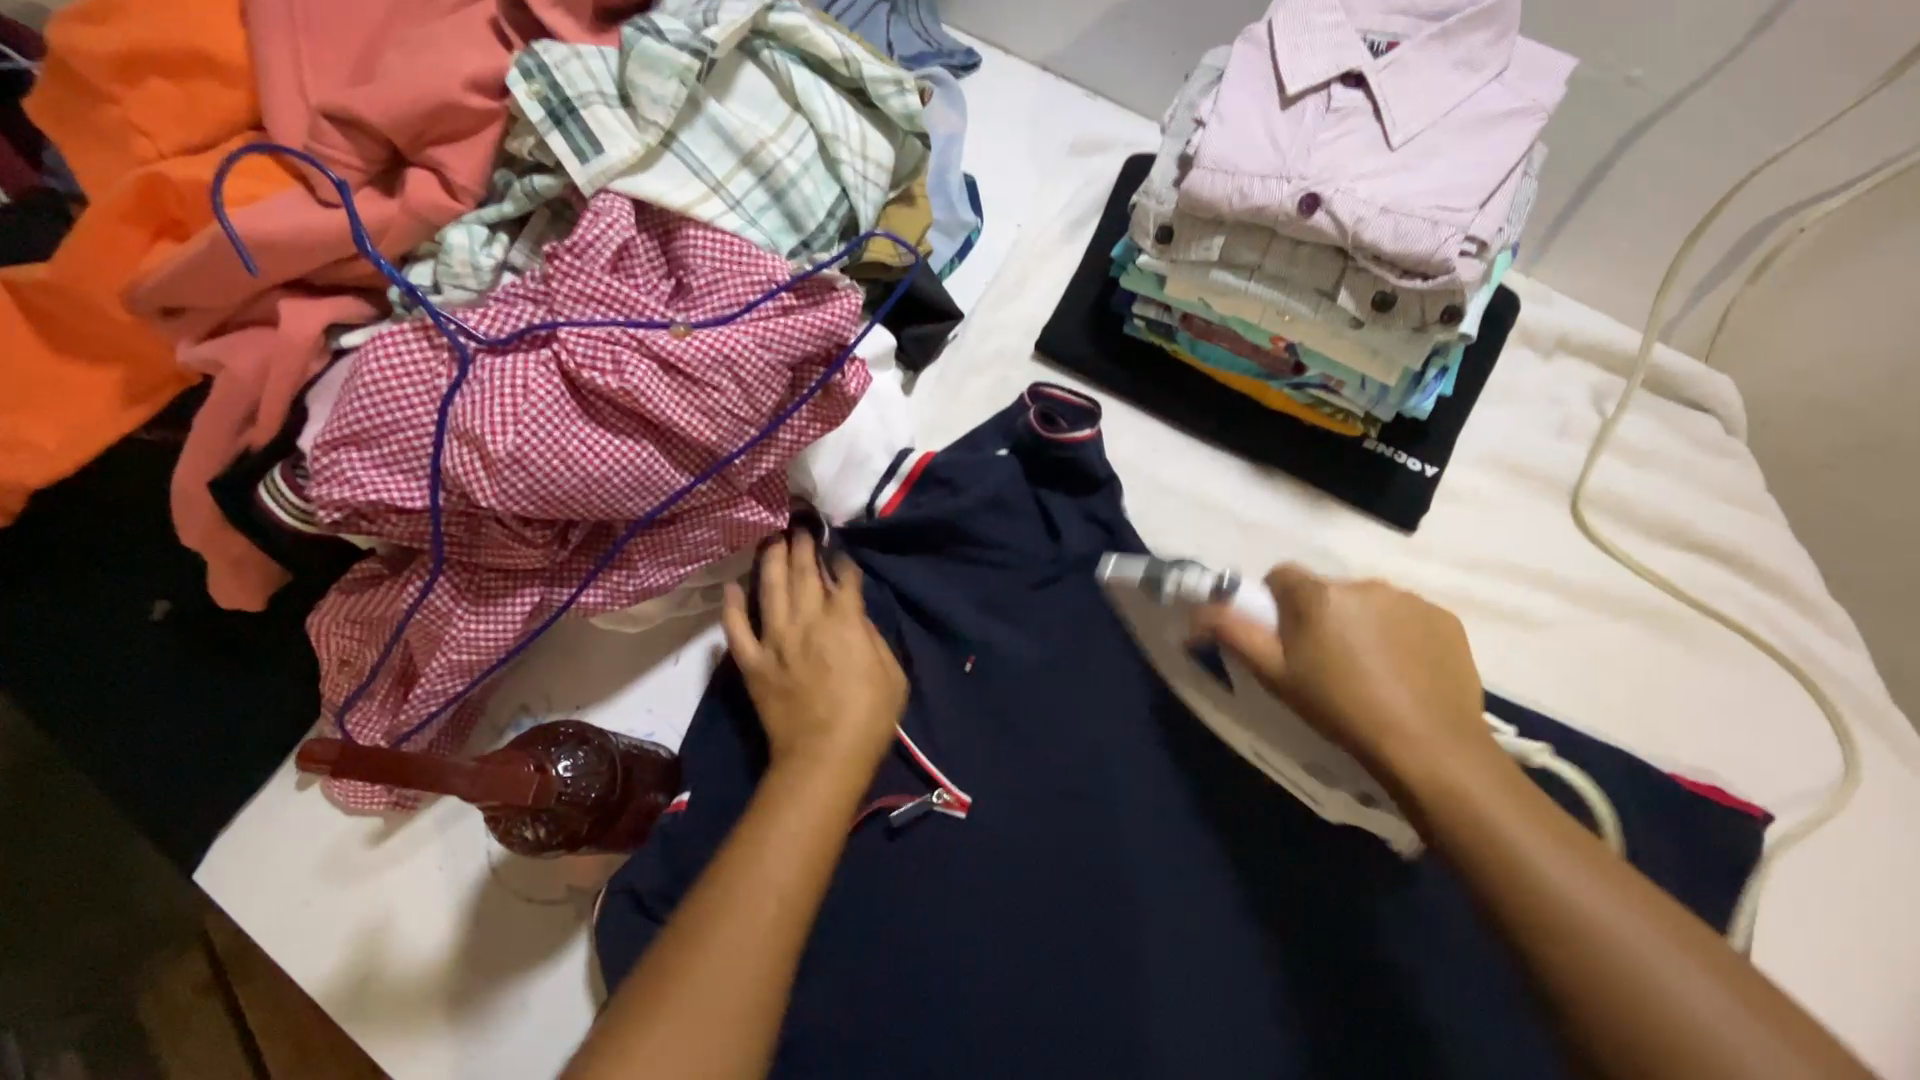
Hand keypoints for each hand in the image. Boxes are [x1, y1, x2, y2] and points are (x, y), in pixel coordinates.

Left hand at [722, 532, 906, 778]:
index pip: (843, 579)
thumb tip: (855, 616)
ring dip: (770, 559)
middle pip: (803, 573)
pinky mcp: (752, 662)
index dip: (843, 562)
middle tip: (800, 526)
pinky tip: (733, 586)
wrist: (824, 757)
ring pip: (769, 588)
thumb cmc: (869, 718)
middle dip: (803, 546)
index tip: (840, 552)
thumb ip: (872, 637)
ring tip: (771, 539)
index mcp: (844, 621)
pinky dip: (733, 606)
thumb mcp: (892, 674)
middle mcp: (806, 621)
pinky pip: (736, 629)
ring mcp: (774, 640)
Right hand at [1191, 564, 1494, 782]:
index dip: (1274, 605)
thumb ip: (1233, 633)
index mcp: (1317, 595)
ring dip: (1360, 626)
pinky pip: (1408, 618)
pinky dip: (1400, 637)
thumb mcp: (1275, 676)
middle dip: (1319, 617)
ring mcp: (1410, 599)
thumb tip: (1198, 610)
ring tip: (1367, 674)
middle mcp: (1364, 584)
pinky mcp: (1445, 619)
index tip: (1282, 641)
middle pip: (1325, 592)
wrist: (1428, 745)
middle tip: (1322, 665)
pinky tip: (1402, 675)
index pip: (1280, 577)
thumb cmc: (1339, 709)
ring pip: (1368, 604)